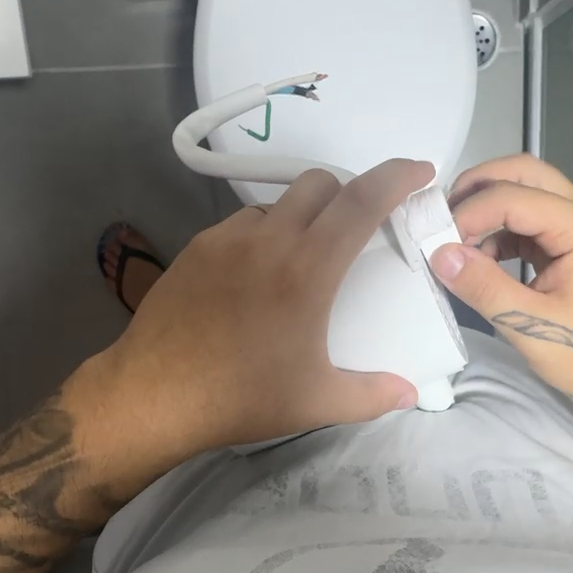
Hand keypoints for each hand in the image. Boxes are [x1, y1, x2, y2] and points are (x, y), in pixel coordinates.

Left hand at [71, 158, 432, 469]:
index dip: (397, 177)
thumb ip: (371, 395)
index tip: (419, 171)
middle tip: (356, 230)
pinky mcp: (195, 250)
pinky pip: (240, 225)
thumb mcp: (316, 402)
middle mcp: (268, 240)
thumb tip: (409, 394)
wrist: (154, 396)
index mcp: (308, 269)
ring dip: (302, 217)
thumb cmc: (241, 397)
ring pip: (277, 203)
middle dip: (348, 193)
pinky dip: (263, 236)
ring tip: (300, 260)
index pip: (362, 200)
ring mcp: (226, 240)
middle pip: (319, 183)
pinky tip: (255, 277)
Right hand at [429, 154, 572, 406]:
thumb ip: (484, 287)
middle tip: (441, 217)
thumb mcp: (529, 325)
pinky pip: (525, 220)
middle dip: (478, 187)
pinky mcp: (564, 245)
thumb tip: (439, 254)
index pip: (513, 197)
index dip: (470, 213)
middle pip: (524, 173)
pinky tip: (477, 258)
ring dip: (486, 206)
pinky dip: (496, 230)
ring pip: (525, 191)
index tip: (436, 244)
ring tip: (454, 239)